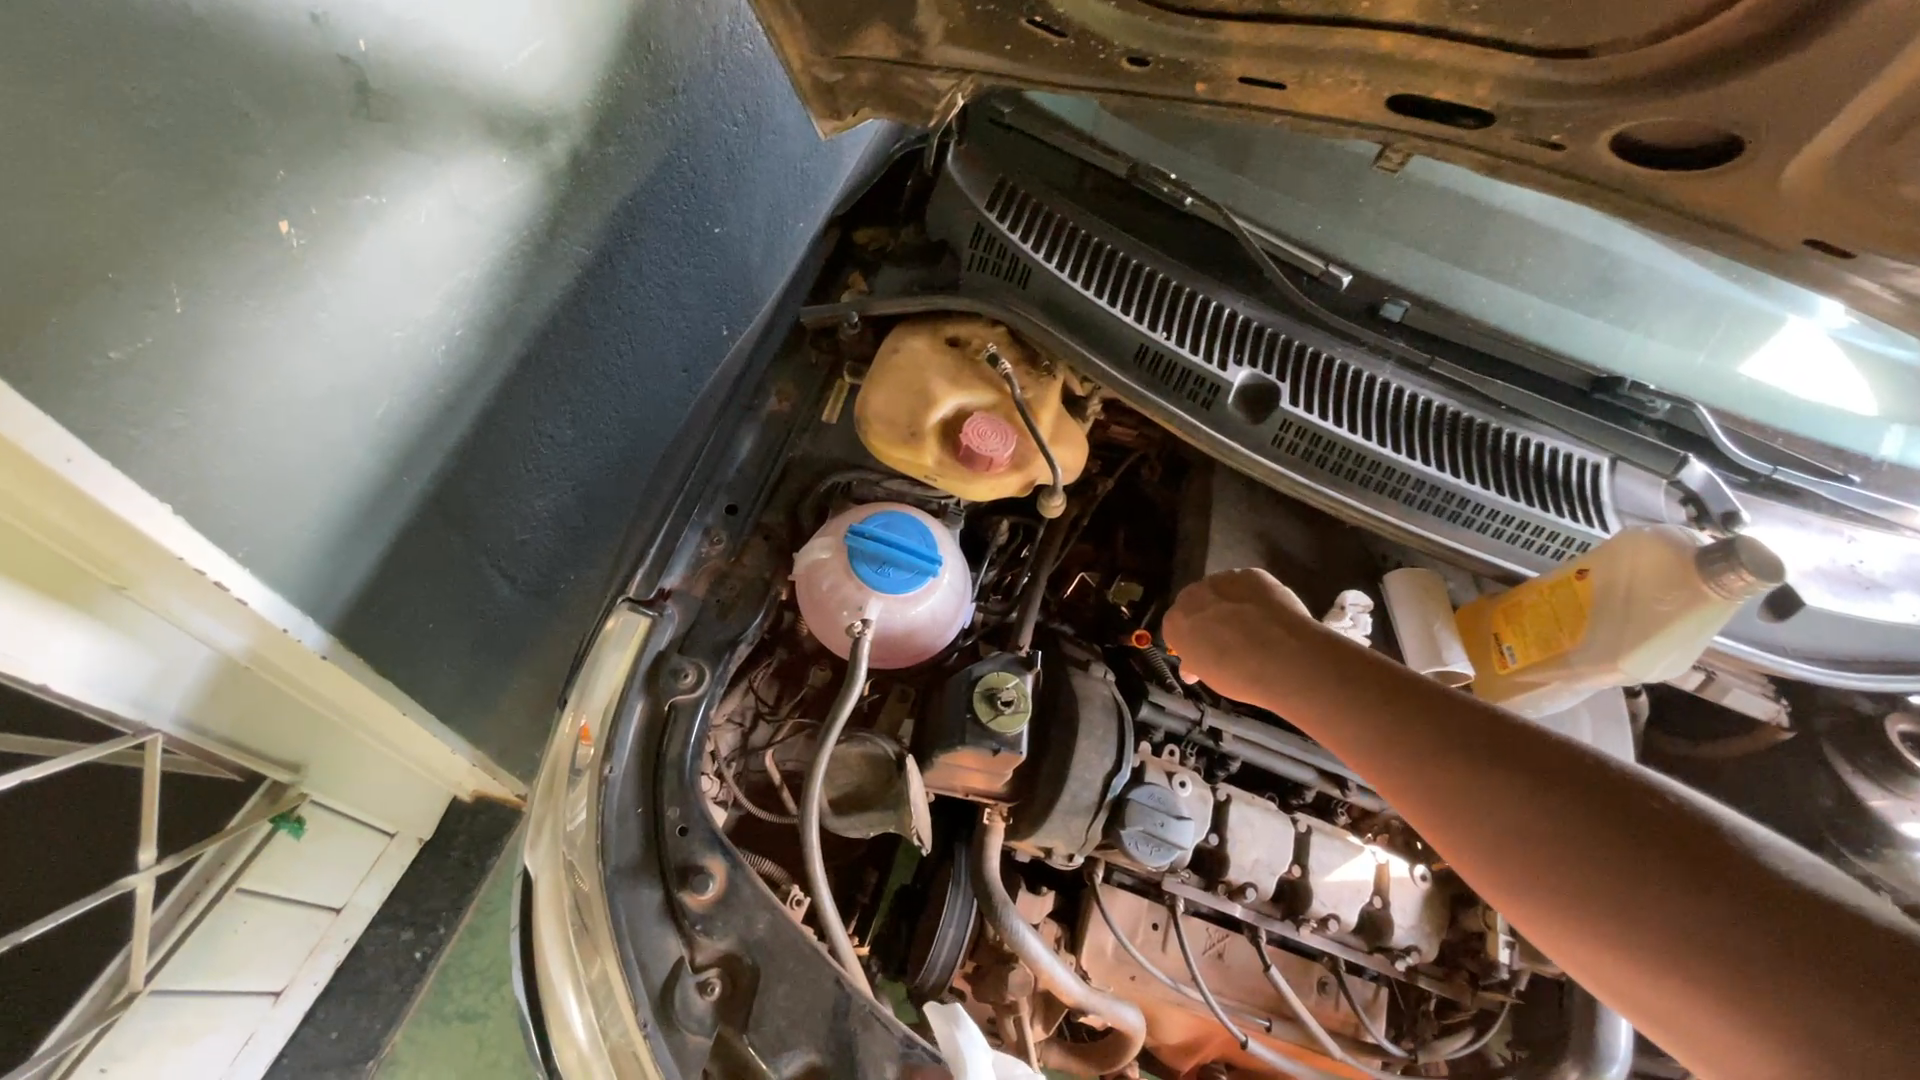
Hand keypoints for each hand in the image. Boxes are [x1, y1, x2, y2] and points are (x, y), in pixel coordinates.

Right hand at [1161, 569, 1314, 707]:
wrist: (1283, 657)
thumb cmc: (1237, 675)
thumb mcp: (1209, 676)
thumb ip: (1196, 664)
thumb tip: (1191, 667)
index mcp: (1174, 622)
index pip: (1176, 628)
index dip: (1191, 640)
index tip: (1205, 651)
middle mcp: (1192, 594)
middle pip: (1196, 602)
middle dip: (1208, 616)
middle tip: (1228, 637)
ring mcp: (1222, 579)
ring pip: (1222, 590)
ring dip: (1231, 603)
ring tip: (1253, 623)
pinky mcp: (1252, 573)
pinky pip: (1249, 585)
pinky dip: (1255, 596)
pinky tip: (1268, 613)